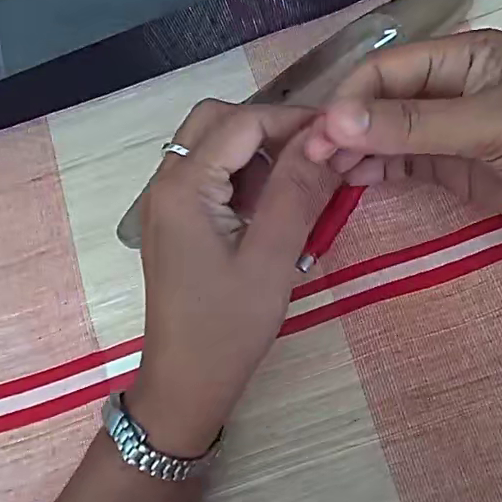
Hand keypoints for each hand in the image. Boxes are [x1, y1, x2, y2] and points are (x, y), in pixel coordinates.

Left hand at [126, 101, 340, 455]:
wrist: (187, 380)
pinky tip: (268, 210)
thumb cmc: (229, 326)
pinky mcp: (173, 224)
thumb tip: (327, 138)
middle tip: (313, 159)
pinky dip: (239, 179)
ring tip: (295, 187)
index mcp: (183, 187)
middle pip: (216, 123)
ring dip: (254, 155)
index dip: (292, 121)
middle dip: (268, 130)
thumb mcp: (272, 257)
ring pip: (210, 148)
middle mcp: (164, 184)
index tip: (338, 136)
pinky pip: (206, 179)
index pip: (242, 122)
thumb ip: (298, 191)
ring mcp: (164, 205)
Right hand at [299, 29, 501, 224]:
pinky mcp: (456, 167)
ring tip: (322, 177)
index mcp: (461, 57)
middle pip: (380, 103)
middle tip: (308, 163)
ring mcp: (451, 131)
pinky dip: (378, 172)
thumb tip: (335, 121)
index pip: (386, 70)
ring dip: (356, 153)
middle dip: (345, 129)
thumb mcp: (491, 123)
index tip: (318, 137)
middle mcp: (449, 89)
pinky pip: (406, 164)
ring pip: (388, 137)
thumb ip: (413, 125)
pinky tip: (353, 182)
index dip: (348, 100)